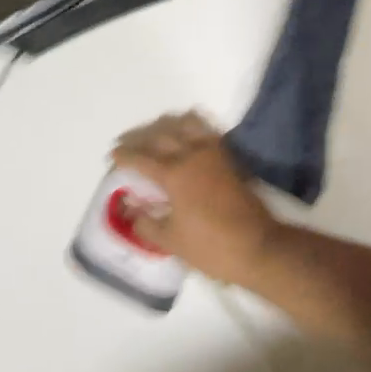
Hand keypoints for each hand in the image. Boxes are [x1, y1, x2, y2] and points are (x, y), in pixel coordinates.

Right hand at [110, 112, 281, 286]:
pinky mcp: (228, 156)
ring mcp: (212, 152)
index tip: (112, 156)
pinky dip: (191, 124)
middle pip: (159, 135)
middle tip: (126, 143)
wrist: (258, 246)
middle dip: (139, 137)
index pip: (141, 158)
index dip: (124, 156)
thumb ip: (146, 223)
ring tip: (154, 133)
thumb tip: (129, 209)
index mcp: (173, 175)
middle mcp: (191, 155)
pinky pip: (206, 129)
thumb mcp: (171, 241)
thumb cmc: (211, 247)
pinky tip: (186, 131)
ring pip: (184, 124)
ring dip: (165, 126)